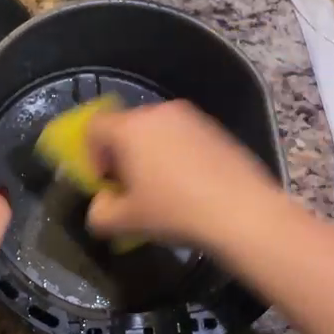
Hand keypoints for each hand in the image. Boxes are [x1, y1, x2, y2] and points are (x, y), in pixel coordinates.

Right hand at [85, 101, 288, 251]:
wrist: (242, 211)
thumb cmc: (175, 211)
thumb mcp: (126, 221)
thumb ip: (99, 213)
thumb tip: (101, 205)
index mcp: (129, 128)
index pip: (94, 127)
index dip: (91, 155)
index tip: (105, 182)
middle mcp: (157, 112)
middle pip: (126, 127)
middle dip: (121, 155)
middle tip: (130, 187)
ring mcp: (190, 117)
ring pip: (156, 131)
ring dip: (150, 154)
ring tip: (162, 188)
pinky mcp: (215, 128)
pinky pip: (182, 136)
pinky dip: (176, 154)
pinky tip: (189, 184)